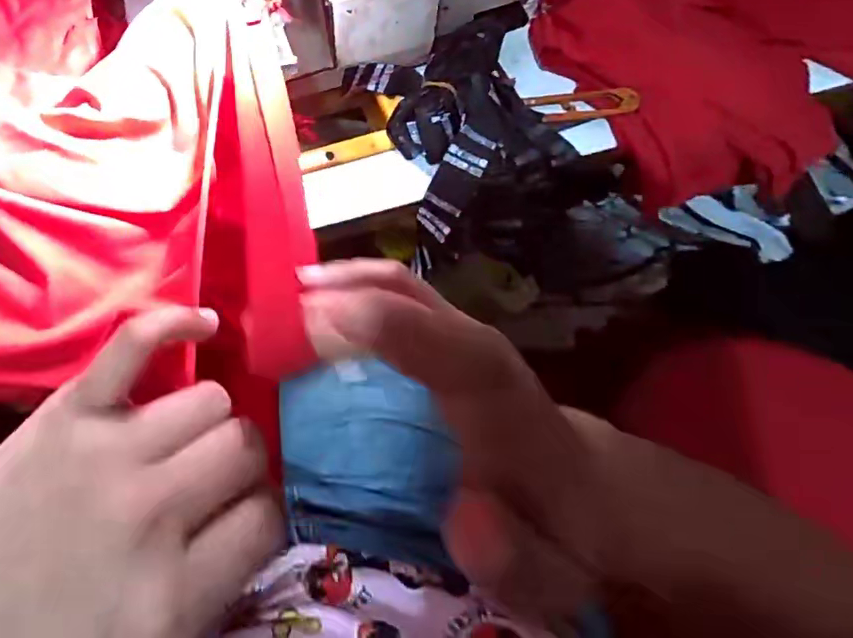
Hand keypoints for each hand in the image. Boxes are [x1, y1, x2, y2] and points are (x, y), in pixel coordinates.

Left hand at [0, 306, 283, 637]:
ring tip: (186, 434)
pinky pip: (140, 341)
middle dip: (241, 460)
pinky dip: (177, 323)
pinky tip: (205, 324)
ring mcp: (111, 450)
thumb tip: (257, 527)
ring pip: (212, 399)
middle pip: (244, 448)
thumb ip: (208, 595)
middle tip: (215, 473)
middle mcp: (154, 511)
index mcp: (173, 596)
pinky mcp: (71, 407)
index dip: (262, 510)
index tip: (245, 509)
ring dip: (209, 417)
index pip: (266, 518)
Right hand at [300, 259, 612, 626]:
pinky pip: (386, 294)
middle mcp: (472, 342)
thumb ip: (512, 554)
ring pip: (391, 283)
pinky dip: (344, 289)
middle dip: (336, 288)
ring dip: (333, 282)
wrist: (584, 487)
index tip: (309, 318)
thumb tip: (465, 522)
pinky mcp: (440, 329)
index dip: (379, 324)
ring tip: (273, 300)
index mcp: (495, 391)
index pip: (440, 343)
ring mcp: (456, 328)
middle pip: (403, 292)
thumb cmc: (555, 528)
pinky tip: (307, 307)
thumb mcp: (546, 569)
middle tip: (267, 308)